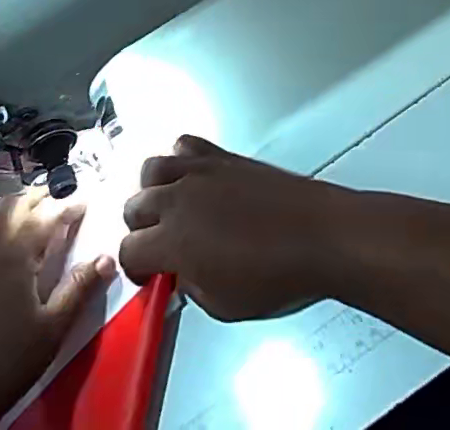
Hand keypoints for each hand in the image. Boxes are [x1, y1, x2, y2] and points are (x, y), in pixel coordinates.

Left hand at [0, 188, 115, 429]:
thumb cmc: (5, 363)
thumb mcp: (52, 329)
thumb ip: (79, 289)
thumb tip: (107, 258)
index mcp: (17, 252)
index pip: (47, 217)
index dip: (67, 206)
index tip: (84, 201)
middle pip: (13, 209)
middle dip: (36, 198)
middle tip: (56, 196)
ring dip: (4, 209)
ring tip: (20, 204)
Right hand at [118, 136, 365, 321]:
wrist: (320, 236)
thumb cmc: (279, 276)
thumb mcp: (224, 305)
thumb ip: (191, 287)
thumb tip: (183, 274)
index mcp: (172, 240)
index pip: (129, 251)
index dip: (135, 269)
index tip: (149, 277)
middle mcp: (177, 198)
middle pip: (134, 206)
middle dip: (140, 230)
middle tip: (159, 245)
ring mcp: (198, 171)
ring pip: (151, 169)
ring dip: (153, 190)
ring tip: (169, 206)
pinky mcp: (220, 156)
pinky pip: (185, 145)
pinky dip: (181, 159)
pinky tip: (194, 177)